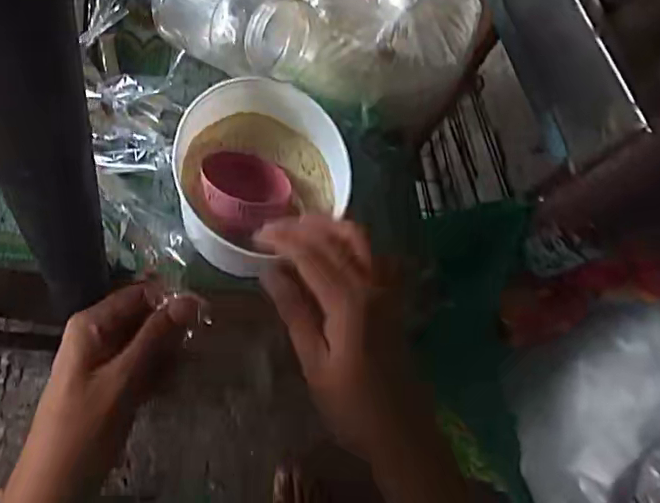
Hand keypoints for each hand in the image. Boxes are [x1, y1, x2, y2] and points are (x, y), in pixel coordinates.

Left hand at [3, 281, 202, 502]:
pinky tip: (168, 387)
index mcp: (91, 323)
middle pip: (144, 315)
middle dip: (170, 329)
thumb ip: (155, 336)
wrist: (51, 493)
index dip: (171, 299)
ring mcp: (102, 360)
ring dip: (166, 354)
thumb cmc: (82, 431)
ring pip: (146, 341)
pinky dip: (157, 373)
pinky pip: (141, 365)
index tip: (202, 312)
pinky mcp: (110, 384)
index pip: (140, 292)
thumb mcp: (122, 380)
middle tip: (193, 346)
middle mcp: (96, 334)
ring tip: (179, 372)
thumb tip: (190, 298)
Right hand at [256, 217, 466, 502]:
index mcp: (348, 301)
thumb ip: (295, 313)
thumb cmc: (352, 407)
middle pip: (334, 239)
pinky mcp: (392, 296)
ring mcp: (386, 288)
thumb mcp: (315, 365)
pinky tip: (335, 247)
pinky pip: (373, 253)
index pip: (310, 255)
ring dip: (328, 226)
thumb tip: (269, 272)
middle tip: (272, 227)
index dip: (282, 239)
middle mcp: (370, 284)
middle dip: (301, 227)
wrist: (403, 433)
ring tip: (299, 226)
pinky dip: (352, 241)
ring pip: (358, 238)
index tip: (256, 235)